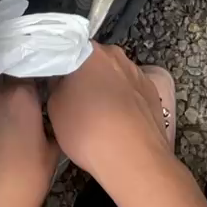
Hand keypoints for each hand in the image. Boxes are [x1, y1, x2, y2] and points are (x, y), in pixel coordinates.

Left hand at [0, 79, 57, 206]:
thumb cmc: (18, 192)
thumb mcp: (50, 159)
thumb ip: (50, 128)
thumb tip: (45, 118)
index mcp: (19, 98)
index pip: (29, 75)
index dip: (33, 87)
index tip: (36, 99)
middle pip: (0, 86)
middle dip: (6, 97)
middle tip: (13, 117)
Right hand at [46, 44, 171, 187]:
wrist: (133, 156)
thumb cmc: (87, 128)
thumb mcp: (54, 107)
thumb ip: (56, 86)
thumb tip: (61, 80)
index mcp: (89, 52)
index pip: (69, 50)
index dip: (61, 66)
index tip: (55, 82)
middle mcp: (116, 55)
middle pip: (94, 61)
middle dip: (85, 76)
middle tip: (74, 99)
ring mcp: (137, 72)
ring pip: (115, 75)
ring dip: (106, 88)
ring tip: (97, 114)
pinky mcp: (152, 91)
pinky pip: (131, 90)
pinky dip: (123, 100)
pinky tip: (118, 121)